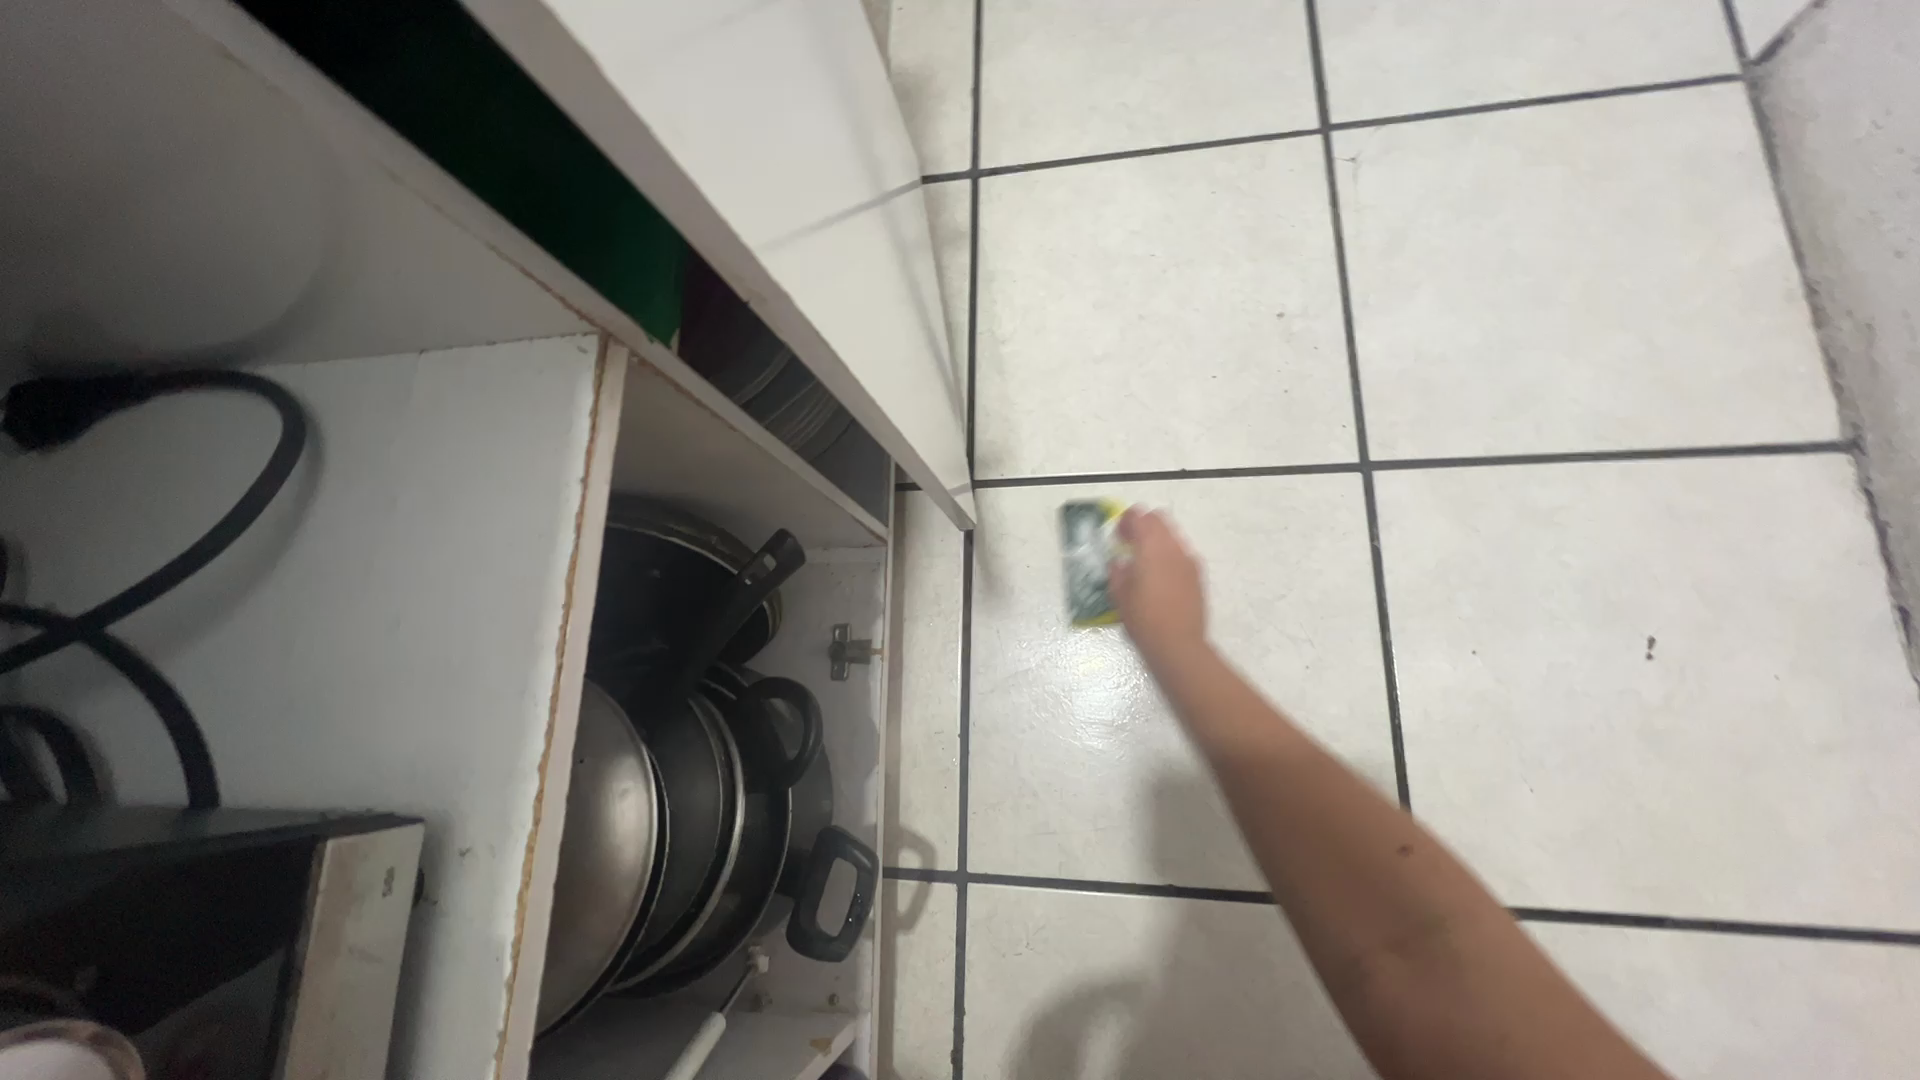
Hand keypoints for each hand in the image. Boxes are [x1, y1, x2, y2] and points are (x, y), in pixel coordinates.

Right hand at [1110, 506, 1207, 668]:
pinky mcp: (1199, 575)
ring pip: (1173, 535)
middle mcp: (1174, 548)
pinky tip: (1159, 576)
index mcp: (1151, 549)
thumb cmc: (1144, 620)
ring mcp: (1189, 560)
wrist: (1179, 645)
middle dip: (1143, 525)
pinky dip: (1169, 553)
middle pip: (1160, 519)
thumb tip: (1120, 561)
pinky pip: (1182, 552)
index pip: (1140, 517)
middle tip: (1129, 543)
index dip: (1126, 520)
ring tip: (1144, 561)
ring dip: (1157, 539)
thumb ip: (1118, 571)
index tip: (1117, 535)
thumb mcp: (1120, 595)